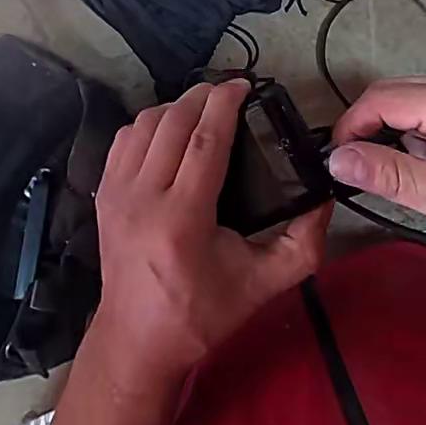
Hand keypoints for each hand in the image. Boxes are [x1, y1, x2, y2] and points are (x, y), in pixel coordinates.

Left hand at [90, 80, 330, 387]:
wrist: (137, 339)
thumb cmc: (202, 314)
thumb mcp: (263, 284)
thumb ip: (302, 243)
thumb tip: (323, 196)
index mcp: (183, 219)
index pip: (205, 140)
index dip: (225, 103)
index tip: (243, 85)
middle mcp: (143, 197)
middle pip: (173, 121)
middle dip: (203, 95)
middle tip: (229, 93)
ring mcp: (116, 193)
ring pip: (145, 123)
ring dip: (176, 107)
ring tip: (202, 109)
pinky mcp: (102, 193)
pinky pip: (124, 138)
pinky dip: (149, 123)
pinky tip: (170, 131)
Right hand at [329, 73, 425, 267]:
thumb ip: (391, 176)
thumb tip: (340, 159)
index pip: (378, 99)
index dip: (349, 130)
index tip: (340, 164)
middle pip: (392, 94)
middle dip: (371, 132)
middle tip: (370, 176)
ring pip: (412, 101)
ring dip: (399, 135)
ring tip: (419, 179)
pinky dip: (423, 134)